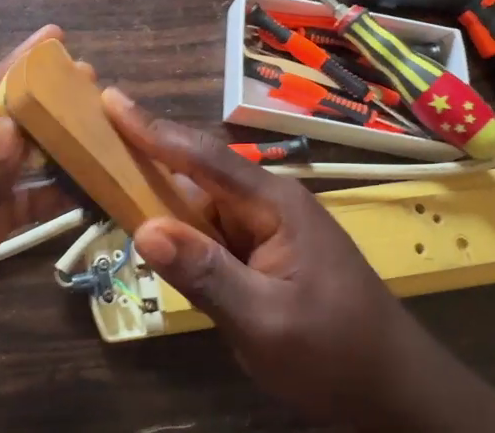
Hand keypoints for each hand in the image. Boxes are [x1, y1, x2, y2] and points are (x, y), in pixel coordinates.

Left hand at [0, 26, 75, 431]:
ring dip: (53, 143)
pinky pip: (22, 201)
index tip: (53, 37)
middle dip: (44, 98)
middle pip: (5, 121)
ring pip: (18, 159)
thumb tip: (15, 124)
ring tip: (95, 123)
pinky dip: (51, 194)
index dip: (17, 64)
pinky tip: (85, 189)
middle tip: (88, 79)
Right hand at [103, 88, 494, 432]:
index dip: (151, 129)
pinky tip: (164, 243)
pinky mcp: (271, 252)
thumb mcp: (264, 322)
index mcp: (273, 203)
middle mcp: (270, 203)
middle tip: (96, 151)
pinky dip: (187, 235)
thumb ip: (205, 274)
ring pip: (204, 207)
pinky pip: (218, 232)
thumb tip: (143, 228)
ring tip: (115, 192)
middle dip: (147, 162)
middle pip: (197, 176)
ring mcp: (272, 227)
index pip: (201, 156)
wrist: (399, 394)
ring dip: (165, 206)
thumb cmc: (335, 354)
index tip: (109, 99)